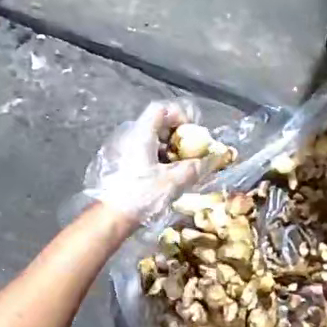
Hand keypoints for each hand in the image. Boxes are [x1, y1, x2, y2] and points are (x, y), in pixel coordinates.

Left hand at [82, 100, 213, 225]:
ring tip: (183, 166)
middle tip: (191, 151)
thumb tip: (213, 159)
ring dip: (171, 149)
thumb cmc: (141, 196)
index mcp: (141, 134)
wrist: (113, 217)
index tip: (192, 131)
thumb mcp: (173, 181)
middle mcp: (132, 137)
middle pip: (158, 124)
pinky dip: (161, 159)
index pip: (161, 109)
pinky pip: (147, 153)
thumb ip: (195, 167)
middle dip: (178, 135)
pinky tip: (169, 175)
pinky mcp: (126, 165)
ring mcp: (127, 151)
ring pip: (153, 140)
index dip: (180, 115)